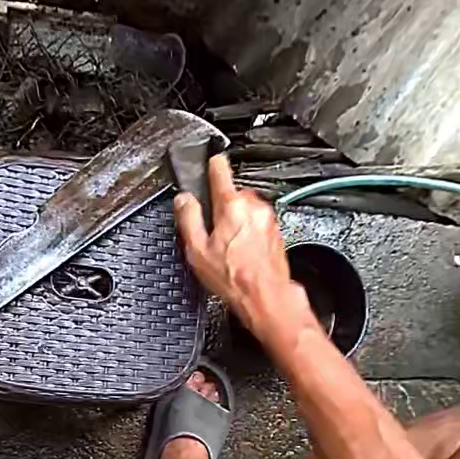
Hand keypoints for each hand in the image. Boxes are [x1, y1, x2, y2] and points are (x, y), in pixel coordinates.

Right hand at [174, 155, 312, 338]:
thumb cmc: (234, 278)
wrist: (265, 296)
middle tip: (211, 229)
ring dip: (236, 219)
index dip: (211, 165)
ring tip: (226, 245)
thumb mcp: (197, 250)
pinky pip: (257, 222)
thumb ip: (188, 219)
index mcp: (231, 205)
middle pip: (232, 193)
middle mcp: (254, 206)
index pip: (220, 170)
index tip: (208, 162)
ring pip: (246, 208)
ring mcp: (268, 218)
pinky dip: (248, 231)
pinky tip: (240, 251)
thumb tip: (183, 200)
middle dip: (221, 206)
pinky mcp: (276, 231)